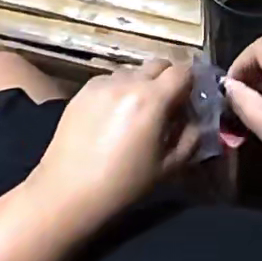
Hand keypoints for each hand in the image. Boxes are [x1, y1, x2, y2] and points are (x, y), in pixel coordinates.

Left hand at [29, 58, 199, 220]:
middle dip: (169, 79)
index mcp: (152, 99)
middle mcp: (128, 82)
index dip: (192, 81)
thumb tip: (197, 119)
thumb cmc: (122, 186)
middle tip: (167, 105)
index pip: (183, 70)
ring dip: (143, 84)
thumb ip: (191, 137)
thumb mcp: (168, 167)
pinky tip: (112, 117)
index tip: (191, 98)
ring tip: (137, 113)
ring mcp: (102, 84)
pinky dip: (119, 91)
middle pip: (159, 64)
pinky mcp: (83, 91)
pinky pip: (111, 81)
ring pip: (134, 71)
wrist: (64, 197)